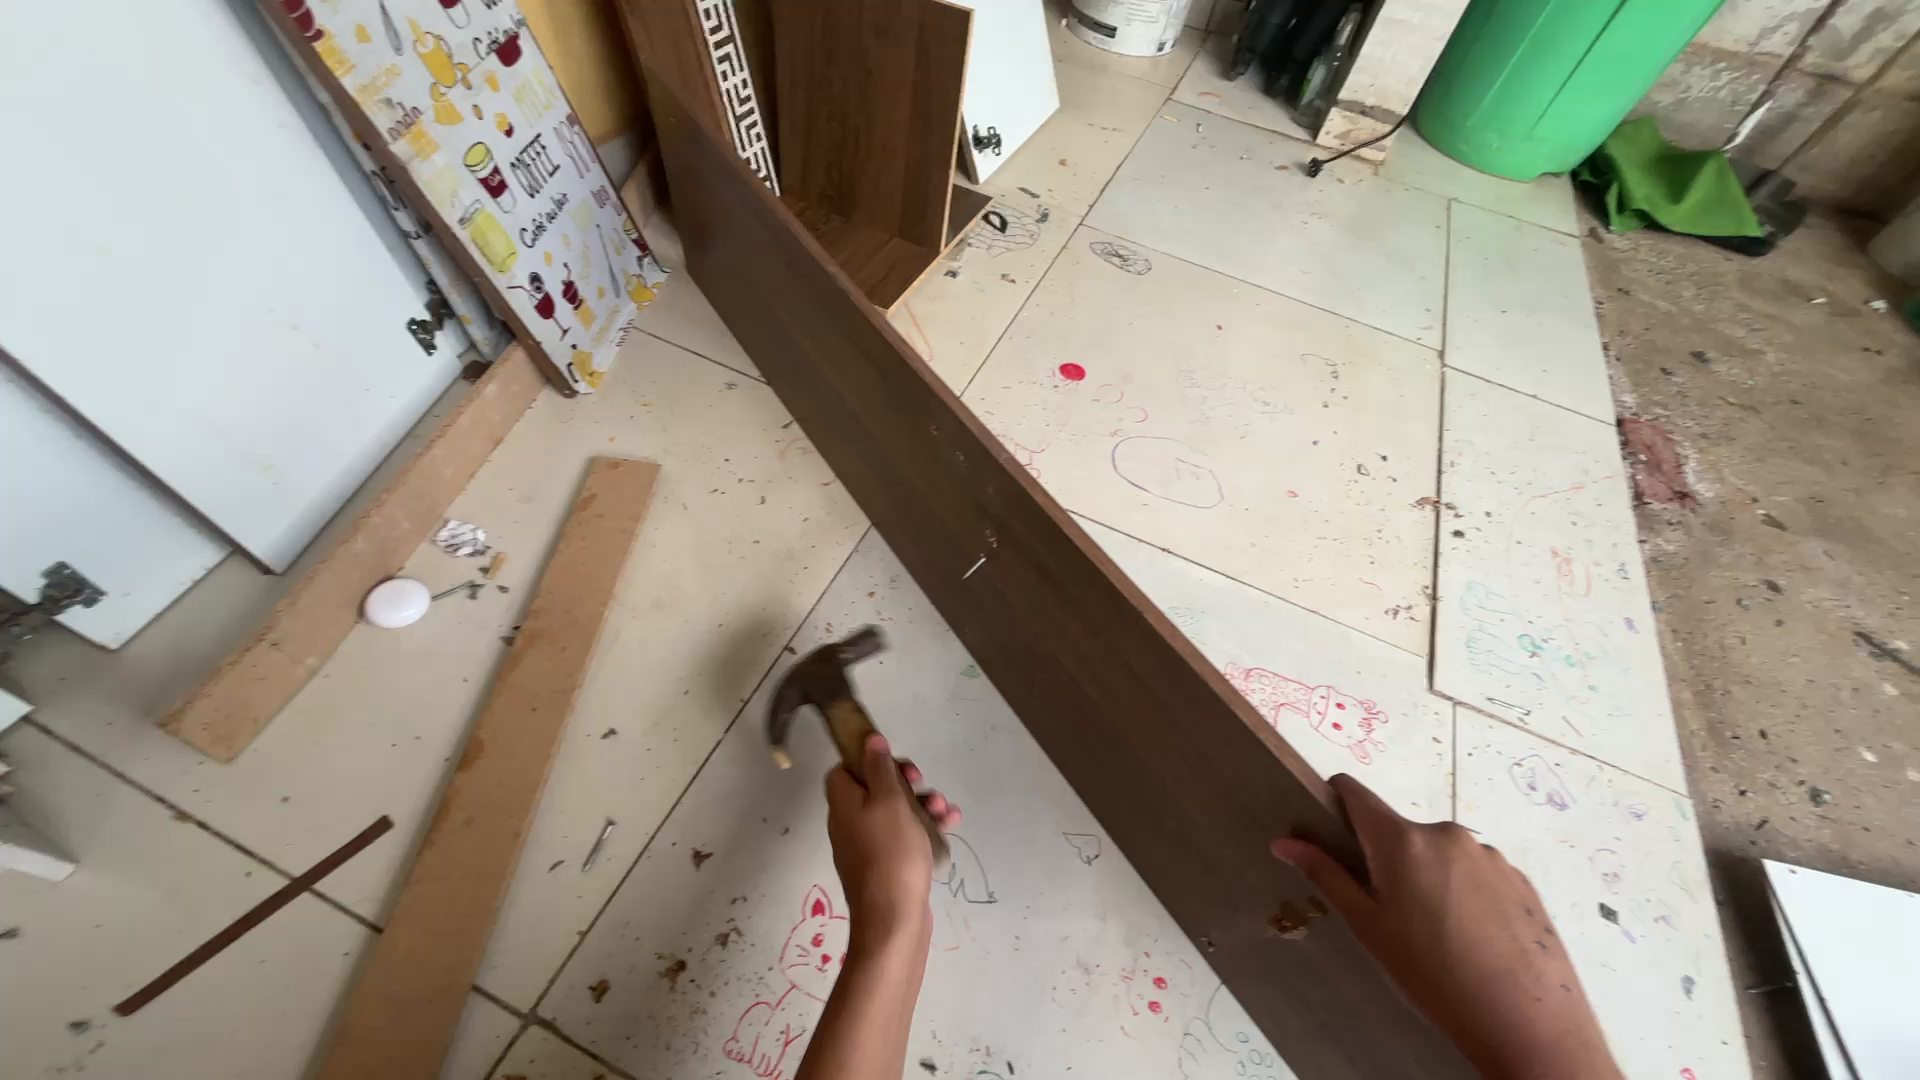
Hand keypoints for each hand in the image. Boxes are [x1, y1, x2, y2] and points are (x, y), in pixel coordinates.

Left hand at [824, 734, 959, 949]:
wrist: (895, 919)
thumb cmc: (891, 853)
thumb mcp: (888, 801)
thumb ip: (879, 768)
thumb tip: (868, 740)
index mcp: (844, 804)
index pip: (843, 770)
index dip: (865, 760)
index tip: (891, 760)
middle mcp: (851, 823)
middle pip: (874, 789)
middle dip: (904, 782)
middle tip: (920, 782)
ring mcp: (870, 847)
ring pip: (896, 812)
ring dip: (922, 803)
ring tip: (944, 809)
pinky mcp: (889, 865)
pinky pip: (906, 836)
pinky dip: (926, 827)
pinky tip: (949, 826)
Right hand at [1271, 774, 1621, 1079]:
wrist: (1532, 1029)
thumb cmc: (1432, 976)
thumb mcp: (1368, 927)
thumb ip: (1325, 875)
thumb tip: (1283, 842)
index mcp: (1401, 839)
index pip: (1353, 792)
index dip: (1335, 803)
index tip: (1333, 835)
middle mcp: (1445, 833)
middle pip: (1398, 830)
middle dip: (1387, 858)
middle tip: (1392, 913)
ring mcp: (1489, 855)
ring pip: (1438, 853)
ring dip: (1428, 875)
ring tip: (1440, 934)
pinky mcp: (1522, 880)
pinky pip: (1476, 871)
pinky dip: (1465, 892)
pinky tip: (1476, 940)